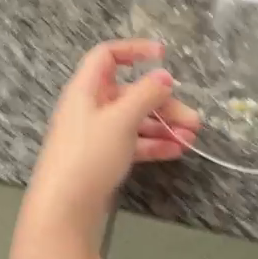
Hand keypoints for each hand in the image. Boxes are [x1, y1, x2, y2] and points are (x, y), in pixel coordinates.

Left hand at [23, 40, 199, 238]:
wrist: (65, 208)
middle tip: (193, 119)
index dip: (134, 50)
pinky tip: (176, 150)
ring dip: (165, 126)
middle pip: (132, 94)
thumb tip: (164, 76)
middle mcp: (91, 108)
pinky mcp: (105, 157)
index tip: (163, 55)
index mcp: (87, 90)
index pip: (108, 56)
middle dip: (164, 103)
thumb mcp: (121, 120)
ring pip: (137, 120)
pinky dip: (155, 144)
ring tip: (191, 138)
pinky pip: (135, 142)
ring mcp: (98, 134)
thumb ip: (146, 95)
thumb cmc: (89, 155)